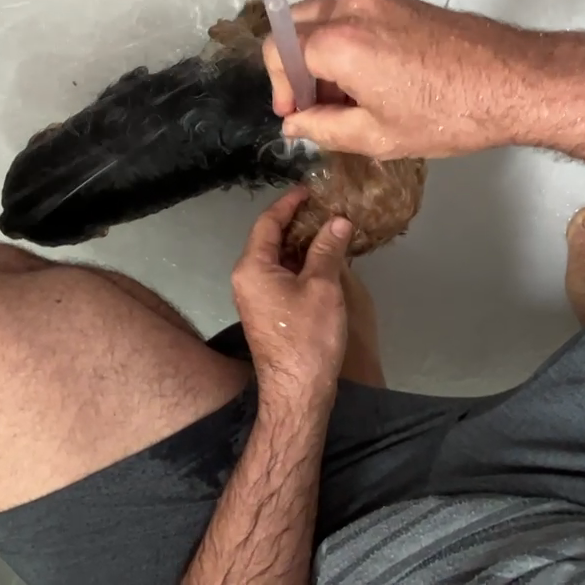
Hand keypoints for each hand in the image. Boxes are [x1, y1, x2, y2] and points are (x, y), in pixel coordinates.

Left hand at [232, 191, 352, 406]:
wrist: (297, 393)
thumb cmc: (307, 337)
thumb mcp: (322, 287)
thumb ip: (328, 249)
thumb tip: (338, 220)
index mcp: (252, 267)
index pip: (267, 222)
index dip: (289, 203)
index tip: (310, 191)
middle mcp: (246, 277)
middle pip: (270, 238)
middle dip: (298, 222)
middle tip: (327, 209)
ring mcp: (255, 296)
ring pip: (277, 258)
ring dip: (302, 243)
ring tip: (331, 230)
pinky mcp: (267, 311)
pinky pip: (281, 275)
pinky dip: (301, 264)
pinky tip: (325, 261)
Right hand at [261, 0, 544, 158]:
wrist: (516, 80)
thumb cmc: (446, 115)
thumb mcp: (378, 136)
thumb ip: (323, 128)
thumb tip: (293, 123)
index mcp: (340, 41)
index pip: (278, 49)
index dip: (279, 85)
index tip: (297, 112)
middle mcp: (352, 7)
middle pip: (294, 25)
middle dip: (294, 65)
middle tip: (315, 103)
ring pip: (322, 17)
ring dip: (318, 52)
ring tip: (346, 94)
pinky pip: (350, 13)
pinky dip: (344, 40)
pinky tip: (370, 75)